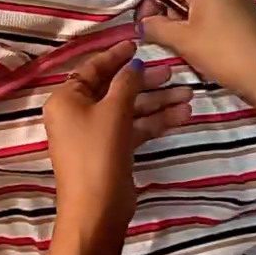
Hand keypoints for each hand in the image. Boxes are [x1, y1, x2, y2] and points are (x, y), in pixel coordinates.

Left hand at [42, 41, 191, 254]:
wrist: (97, 210)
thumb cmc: (98, 153)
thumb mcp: (113, 111)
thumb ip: (126, 82)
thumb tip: (134, 63)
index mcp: (66, 99)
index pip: (93, 69)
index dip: (116, 56)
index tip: (138, 44)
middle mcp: (77, 113)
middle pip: (115, 89)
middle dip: (146, 82)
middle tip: (173, 72)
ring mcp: (95, 133)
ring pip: (128, 109)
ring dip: (157, 102)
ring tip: (189, 94)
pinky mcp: (112, 150)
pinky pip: (133, 128)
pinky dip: (155, 121)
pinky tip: (182, 115)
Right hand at [136, 0, 255, 118]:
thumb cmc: (223, 54)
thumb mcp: (182, 41)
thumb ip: (156, 27)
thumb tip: (142, 23)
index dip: (149, 3)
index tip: (142, 27)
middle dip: (168, 14)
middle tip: (163, 39)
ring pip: (198, 5)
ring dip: (184, 23)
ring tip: (183, 46)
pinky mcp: (246, 14)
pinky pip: (214, 13)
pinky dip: (201, 27)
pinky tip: (202, 47)